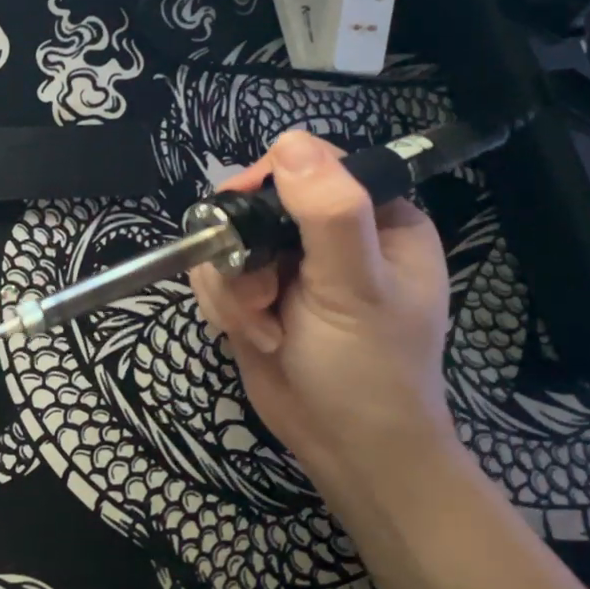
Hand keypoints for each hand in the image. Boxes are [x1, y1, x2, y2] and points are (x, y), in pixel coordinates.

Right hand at [188, 132, 455, 493]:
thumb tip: (290, 141)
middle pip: (253, 203)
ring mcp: (287, 266)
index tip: (249, 220)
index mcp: (377, 219)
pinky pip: (212, 275)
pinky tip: (250, 335)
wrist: (346, 448)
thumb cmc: (369, 369)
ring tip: (261, 326)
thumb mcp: (354, 288)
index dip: (271, 183)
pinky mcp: (253, 294)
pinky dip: (221, 306)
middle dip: (241, 250)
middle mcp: (329, 236)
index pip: (311, 164)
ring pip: (224, 241)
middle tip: (261, 291)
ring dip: (230, 288)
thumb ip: (329, 214)